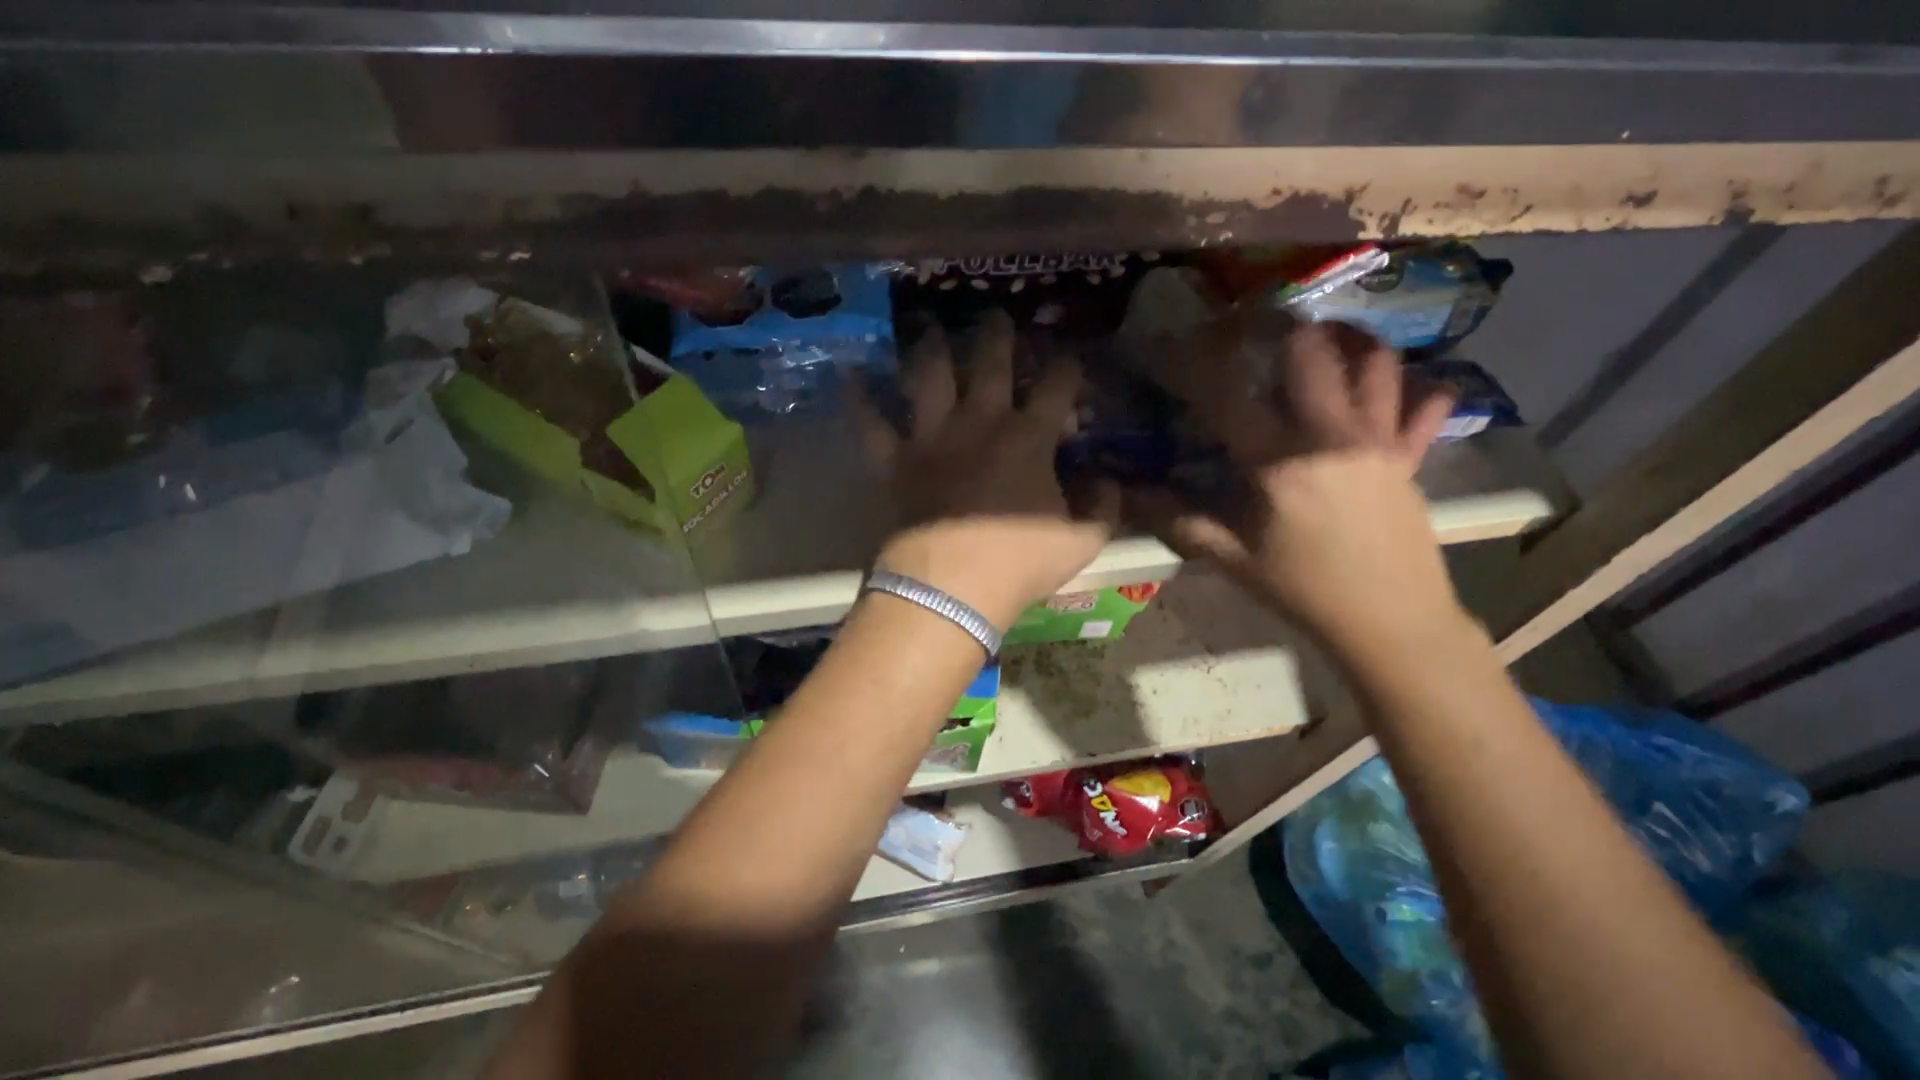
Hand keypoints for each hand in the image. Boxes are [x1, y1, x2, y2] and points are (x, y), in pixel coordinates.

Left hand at [859, 311, 1116, 629]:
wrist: (950, 588)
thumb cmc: (1020, 565)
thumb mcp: (1083, 541)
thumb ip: (1103, 506)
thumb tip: (1109, 480)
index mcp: (1029, 437)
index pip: (1057, 386)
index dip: (1068, 368)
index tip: (1072, 360)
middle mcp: (980, 422)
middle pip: (990, 363)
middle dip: (997, 334)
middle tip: (995, 314)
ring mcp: (932, 436)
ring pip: (929, 376)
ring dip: (931, 348)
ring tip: (931, 327)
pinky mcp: (894, 459)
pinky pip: (871, 421)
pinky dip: (860, 397)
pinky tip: (851, 372)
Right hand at [1129, 317, 1462, 652]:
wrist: (1391, 623)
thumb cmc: (1304, 591)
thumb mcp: (1233, 560)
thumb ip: (1180, 521)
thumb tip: (1129, 495)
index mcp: (1279, 462)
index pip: (1227, 394)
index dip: (1191, 364)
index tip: (1171, 348)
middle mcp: (1331, 435)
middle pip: (1309, 349)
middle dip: (1277, 328)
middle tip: (1255, 330)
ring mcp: (1379, 440)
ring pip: (1374, 362)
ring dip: (1349, 343)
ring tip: (1326, 343)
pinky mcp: (1411, 455)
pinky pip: (1426, 406)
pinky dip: (1418, 389)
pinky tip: (1400, 391)